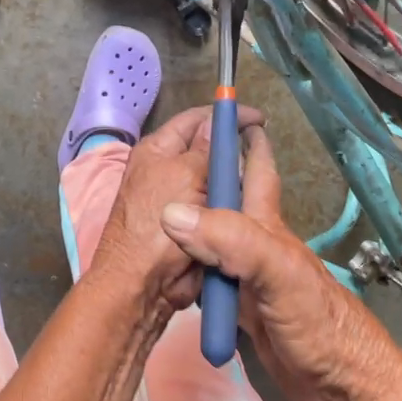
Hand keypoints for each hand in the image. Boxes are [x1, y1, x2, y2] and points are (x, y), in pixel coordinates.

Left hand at [86, 103, 265, 314]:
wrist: (142, 284)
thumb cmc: (155, 226)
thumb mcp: (184, 177)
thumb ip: (205, 150)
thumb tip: (216, 121)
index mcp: (158, 149)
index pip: (195, 120)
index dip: (225, 116)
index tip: (258, 119)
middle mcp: (167, 168)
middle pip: (209, 150)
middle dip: (233, 151)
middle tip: (260, 158)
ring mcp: (180, 197)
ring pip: (218, 179)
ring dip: (235, 181)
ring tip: (255, 183)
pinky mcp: (193, 223)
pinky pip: (219, 206)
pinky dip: (234, 205)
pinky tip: (250, 207)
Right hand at [157, 125, 401, 400]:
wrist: (340, 386)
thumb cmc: (318, 322)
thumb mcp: (276, 272)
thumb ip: (229, 240)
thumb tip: (171, 213)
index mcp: (267, 223)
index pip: (253, 168)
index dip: (241, 137)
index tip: (219, 110)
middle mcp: (255, 242)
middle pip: (224, 200)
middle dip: (202, 175)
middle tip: (168, 161)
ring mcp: (247, 275)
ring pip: (211, 237)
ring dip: (189, 222)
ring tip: (156, 209)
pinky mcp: (239, 306)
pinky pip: (207, 275)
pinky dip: (187, 267)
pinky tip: (170, 269)